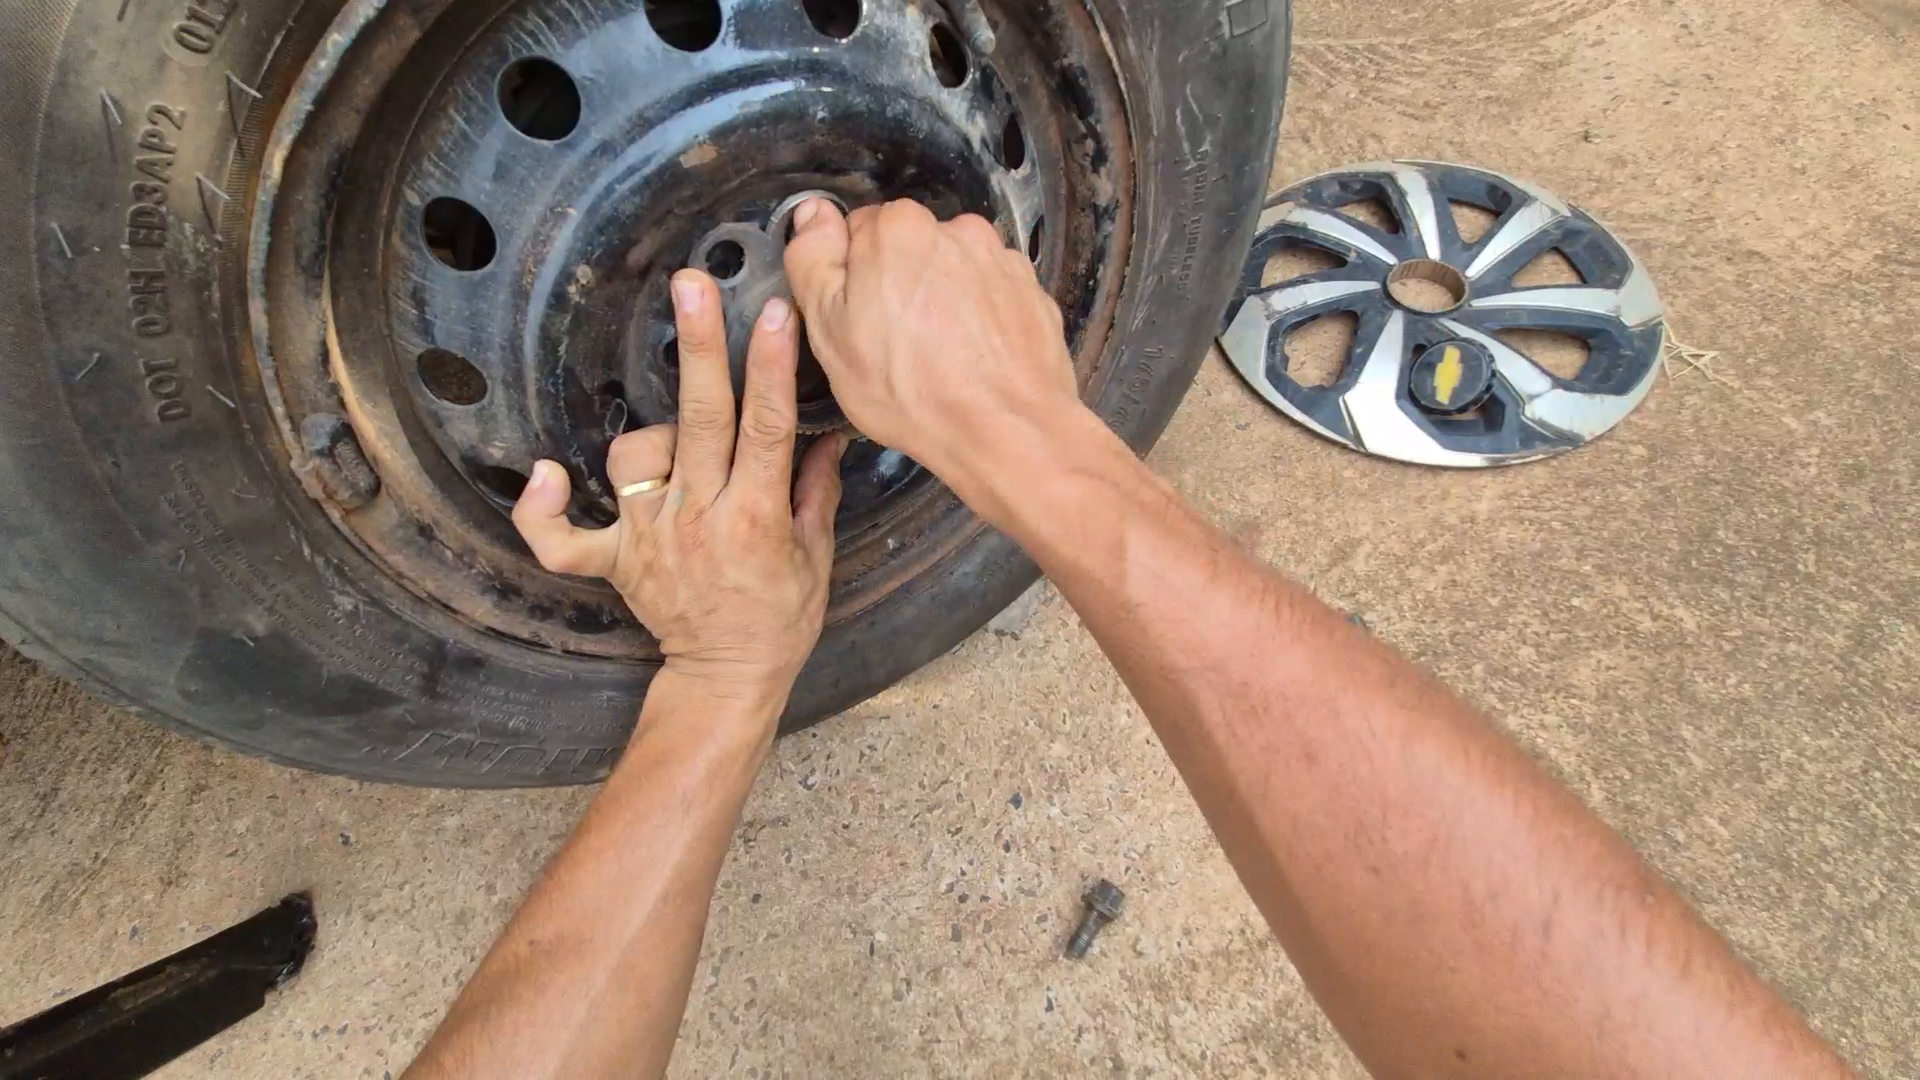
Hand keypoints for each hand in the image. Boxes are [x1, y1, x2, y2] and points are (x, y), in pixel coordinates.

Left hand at [512, 271, 846, 711]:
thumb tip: (827, 435)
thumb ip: (816, 492)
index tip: (774, 315)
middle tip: (692, 287)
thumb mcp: (816, 558)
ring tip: (679, 440)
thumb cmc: (781, 619)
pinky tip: (548, 475)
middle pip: (699, 423)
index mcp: (756, 521)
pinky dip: (542, 508)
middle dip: (699, 350)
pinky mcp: (613, 560)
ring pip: (633, 458)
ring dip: (653, 433)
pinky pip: (560, 537)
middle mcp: (697, 520)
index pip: (767, 431)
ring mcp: (647, 539)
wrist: (729, 674)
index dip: (771, 369)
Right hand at [783, 198, 1080, 495]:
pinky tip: (976, 362)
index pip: (858, 234)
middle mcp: (957, 229)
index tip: (858, 323)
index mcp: (899, 228)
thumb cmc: (911, 391)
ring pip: (955, 274)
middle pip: (911, 251)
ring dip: (945, 303)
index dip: (852, 281)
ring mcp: (1001, 261)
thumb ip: (814, 261)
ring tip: (943, 361)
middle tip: (899, 349)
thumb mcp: (831, 333)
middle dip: (901, 288)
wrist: (1008, 432)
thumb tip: (812, 213)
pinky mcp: (1033, 293)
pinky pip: (992, 298)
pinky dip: (982, 321)